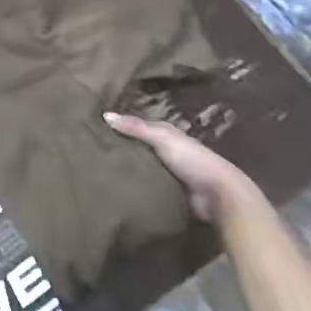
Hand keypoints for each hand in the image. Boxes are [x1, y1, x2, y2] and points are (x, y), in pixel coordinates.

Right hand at [103, 112, 264, 223]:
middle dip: (119, 148)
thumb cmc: (192, 160)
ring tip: (97, 168)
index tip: (94, 128)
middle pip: (137, 147)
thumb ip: (136, 127)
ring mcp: (167, 172)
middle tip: (91, 151)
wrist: (219, 196)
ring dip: (125, 167)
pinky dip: (133, 183)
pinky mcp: (167, 191)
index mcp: (167, 134)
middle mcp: (166, 150)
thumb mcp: (162, 138)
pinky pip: (145, 184)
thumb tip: (105, 115)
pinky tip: (115, 184)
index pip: (137, 127)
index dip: (119, 126)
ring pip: (140, 166)